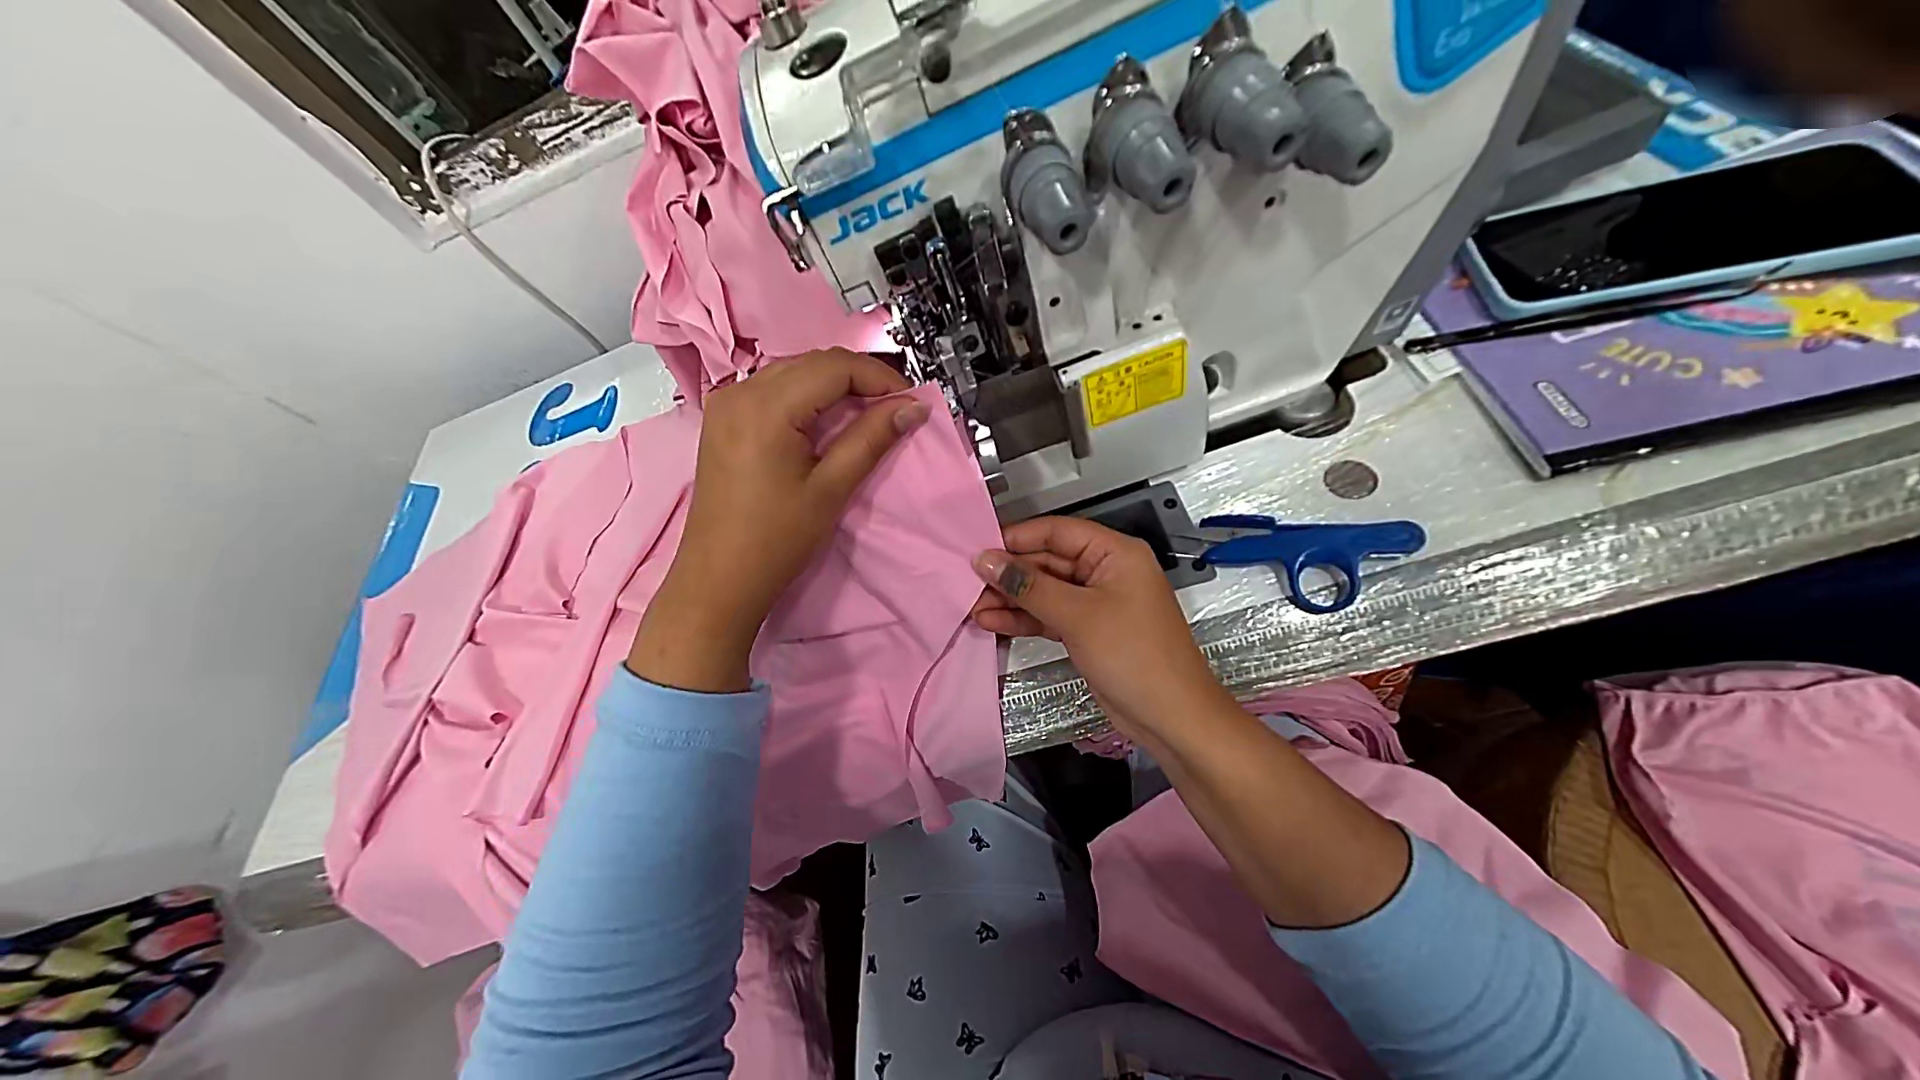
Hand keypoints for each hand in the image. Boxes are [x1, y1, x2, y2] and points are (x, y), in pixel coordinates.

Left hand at [630, 349, 930, 691]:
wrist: (719, 579)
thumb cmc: (775, 541)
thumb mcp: (831, 489)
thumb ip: (871, 439)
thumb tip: (912, 409)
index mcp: (765, 406)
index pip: (835, 366)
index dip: (880, 378)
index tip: (910, 403)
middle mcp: (740, 392)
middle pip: (813, 362)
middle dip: (859, 378)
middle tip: (894, 409)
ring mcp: (726, 403)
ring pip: (794, 371)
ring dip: (834, 385)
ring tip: (867, 415)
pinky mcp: (722, 419)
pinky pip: (773, 388)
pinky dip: (807, 395)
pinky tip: (826, 421)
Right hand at [979, 519, 1412, 927]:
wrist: (1171, 716)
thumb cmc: (1134, 656)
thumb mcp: (1077, 615)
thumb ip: (1028, 585)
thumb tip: (986, 560)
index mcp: (1114, 553)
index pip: (1057, 532)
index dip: (1016, 539)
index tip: (978, 549)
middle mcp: (1105, 571)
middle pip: (1047, 562)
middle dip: (1009, 574)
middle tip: (967, 583)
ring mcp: (1096, 603)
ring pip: (1045, 591)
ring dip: (1011, 599)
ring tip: (972, 607)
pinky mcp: (1088, 631)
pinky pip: (1050, 616)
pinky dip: (1024, 619)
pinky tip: (992, 622)